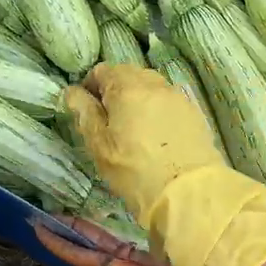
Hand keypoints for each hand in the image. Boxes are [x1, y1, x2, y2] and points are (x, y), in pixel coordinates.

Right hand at [64, 64, 265, 265]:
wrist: (189, 194)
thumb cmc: (135, 170)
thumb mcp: (99, 145)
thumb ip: (83, 112)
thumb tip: (72, 91)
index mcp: (126, 85)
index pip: (101, 71)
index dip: (90, 88)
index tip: (88, 112)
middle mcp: (152, 82)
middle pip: (126, 75)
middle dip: (114, 91)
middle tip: (110, 123)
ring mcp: (176, 95)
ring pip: (149, 86)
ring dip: (137, 99)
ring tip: (135, 129)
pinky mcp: (193, 111)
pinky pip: (167, 101)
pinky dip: (157, 110)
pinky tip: (158, 136)